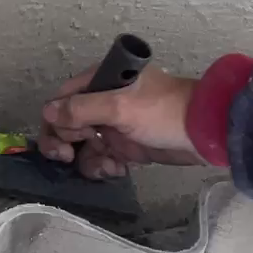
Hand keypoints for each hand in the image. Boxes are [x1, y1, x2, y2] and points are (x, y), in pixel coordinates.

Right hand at [37, 65, 204, 178]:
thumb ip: (80, 109)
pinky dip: (104, 166)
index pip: (62, 100)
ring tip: (107, 167)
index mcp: (99, 82)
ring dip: (88, 159)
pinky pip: (101, 156)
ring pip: (83, 144)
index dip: (57, 121)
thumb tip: (46, 111)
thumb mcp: (119, 107)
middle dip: (68, 143)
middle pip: (67, 123)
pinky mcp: (125, 145)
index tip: (67, 141)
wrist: (206, 133)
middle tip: (72, 158)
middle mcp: (102, 101)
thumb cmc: (162, 112)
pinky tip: (119, 170)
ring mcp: (113, 124)